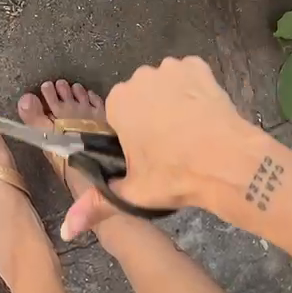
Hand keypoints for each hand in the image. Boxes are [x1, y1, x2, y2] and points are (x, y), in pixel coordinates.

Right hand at [60, 56, 259, 239]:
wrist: (225, 161)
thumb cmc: (174, 175)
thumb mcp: (134, 193)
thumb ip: (96, 205)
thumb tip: (66, 228)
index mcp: (118, 102)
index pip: (119, 116)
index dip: (132, 136)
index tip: (147, 154)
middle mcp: (140, 76)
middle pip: (141, 96)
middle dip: (150, 114)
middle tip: (169, 146)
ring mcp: (170, 67)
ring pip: (166, 85)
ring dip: (172, 100)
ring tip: (189, 131)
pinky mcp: (197, 65)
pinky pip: (189, 76)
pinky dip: (194, 90)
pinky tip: (203, 113)